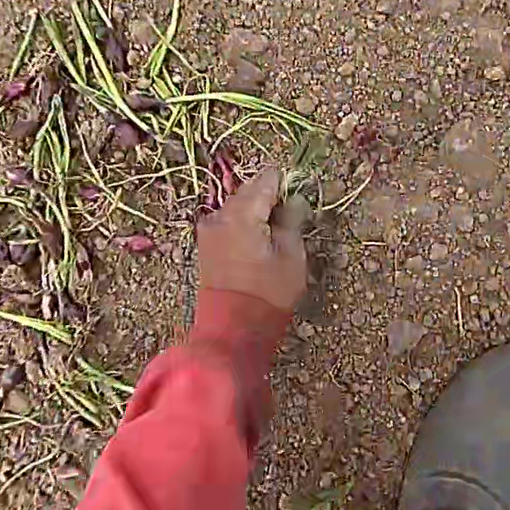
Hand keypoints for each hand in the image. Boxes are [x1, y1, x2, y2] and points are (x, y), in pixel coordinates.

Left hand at [196, 163, 307, 311]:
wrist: (233, 329)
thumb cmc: (269, 290)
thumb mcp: (291, 253)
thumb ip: (292, 218)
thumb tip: (294, 199)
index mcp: (241, 213)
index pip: (267, 179)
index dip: (288, 184)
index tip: (302, 200)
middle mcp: (219, 215)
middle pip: (250, 190)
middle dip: (273, 197)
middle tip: (294, 216)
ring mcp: (209, 230)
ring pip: (239, 206)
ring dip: (259, 211)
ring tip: (279, 231)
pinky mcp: (207, 245)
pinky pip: (230, 221)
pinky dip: (247, 223)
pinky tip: (262, 241)